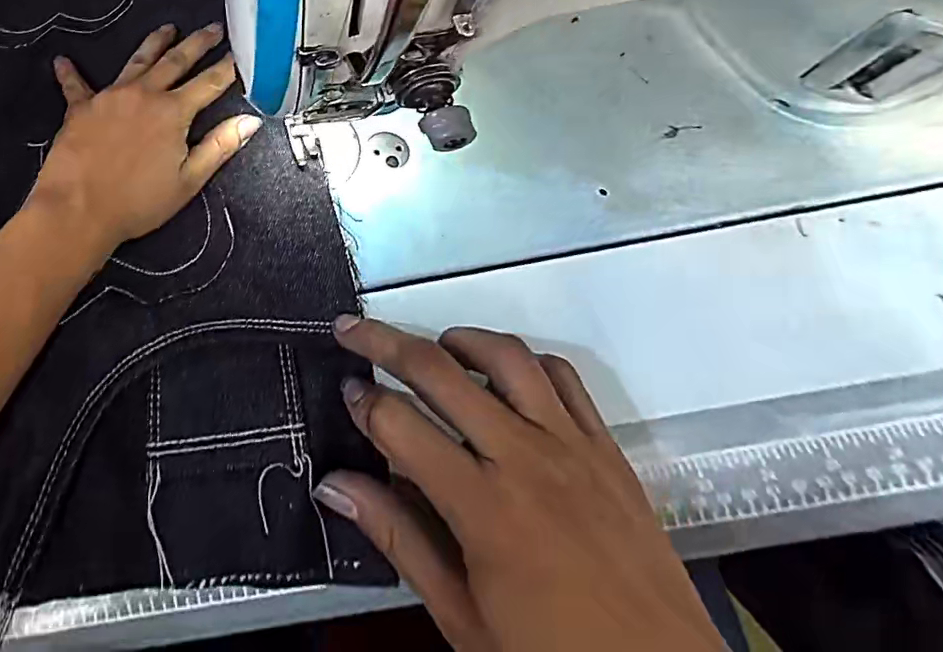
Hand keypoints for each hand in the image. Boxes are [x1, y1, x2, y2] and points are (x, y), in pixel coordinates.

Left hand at [29, 22, 260, 250]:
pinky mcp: (80, 109)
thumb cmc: (137, 202)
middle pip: (176, 61)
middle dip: (197, 43)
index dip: (228, 67)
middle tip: (213, 28)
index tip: (239, 53)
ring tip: (167, 28)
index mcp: (173, 112)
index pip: (209, 83)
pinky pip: (75, 85)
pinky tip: (62, 61)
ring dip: (155, 43)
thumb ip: (219, 146)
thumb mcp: (188, 180)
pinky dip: (70, 73)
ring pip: (137, 61)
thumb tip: (250, 121)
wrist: (78, 210)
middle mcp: (143, 94)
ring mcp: (110, 97)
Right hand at [313, 318, 720, 651]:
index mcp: (483, 507)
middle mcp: (524, 458)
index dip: (362, 401)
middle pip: (438, 370)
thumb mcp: (462, 614)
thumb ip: (397, 536)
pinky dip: (525, 360)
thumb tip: (336, 486)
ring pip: (504, 355)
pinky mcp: (606, 446)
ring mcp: (570, 444)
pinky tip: (505, 373)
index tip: (347, 391)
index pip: (400, 425)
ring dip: (458, 338)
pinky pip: (563, 376)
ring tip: (432, 345)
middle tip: (354, 330)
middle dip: (383, 340)